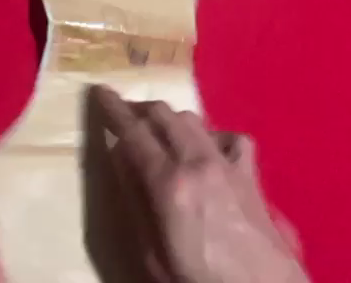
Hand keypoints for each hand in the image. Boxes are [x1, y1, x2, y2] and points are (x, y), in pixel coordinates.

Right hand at [91, 85, 307, 282]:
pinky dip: (212, 136)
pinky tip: (207, 150)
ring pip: (192, 119)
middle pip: (162, 114)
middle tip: (123, 115)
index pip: (133, 132)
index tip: (100, 91)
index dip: (113, 110)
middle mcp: (198, 162)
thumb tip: (120, 157)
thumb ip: (135, 202)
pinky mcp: (250, 175)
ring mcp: (227, 164)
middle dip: (138, 109)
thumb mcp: (153, 258)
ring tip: (158, 132)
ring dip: (169, 119)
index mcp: (170, 184)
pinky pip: (229, 137)